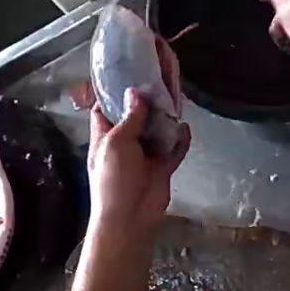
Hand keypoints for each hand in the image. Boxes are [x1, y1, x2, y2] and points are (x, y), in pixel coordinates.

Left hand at [88, 89, 189, 240]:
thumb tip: (135, 92)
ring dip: (166, 117)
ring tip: (177, 95)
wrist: (129, 218)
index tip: (126, 72)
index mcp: (105, 134)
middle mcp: (124, 142)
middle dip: (147, 100)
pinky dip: (180, 140)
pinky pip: (173, 150)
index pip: (104, 107)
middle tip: (161, 77)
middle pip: (135, 115)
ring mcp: (143, 155)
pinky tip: (186, 127)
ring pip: (157, 130)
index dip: (112, 91)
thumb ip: (129, 118)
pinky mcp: (161, 168)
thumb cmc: (114, 178)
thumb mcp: (117, 142)